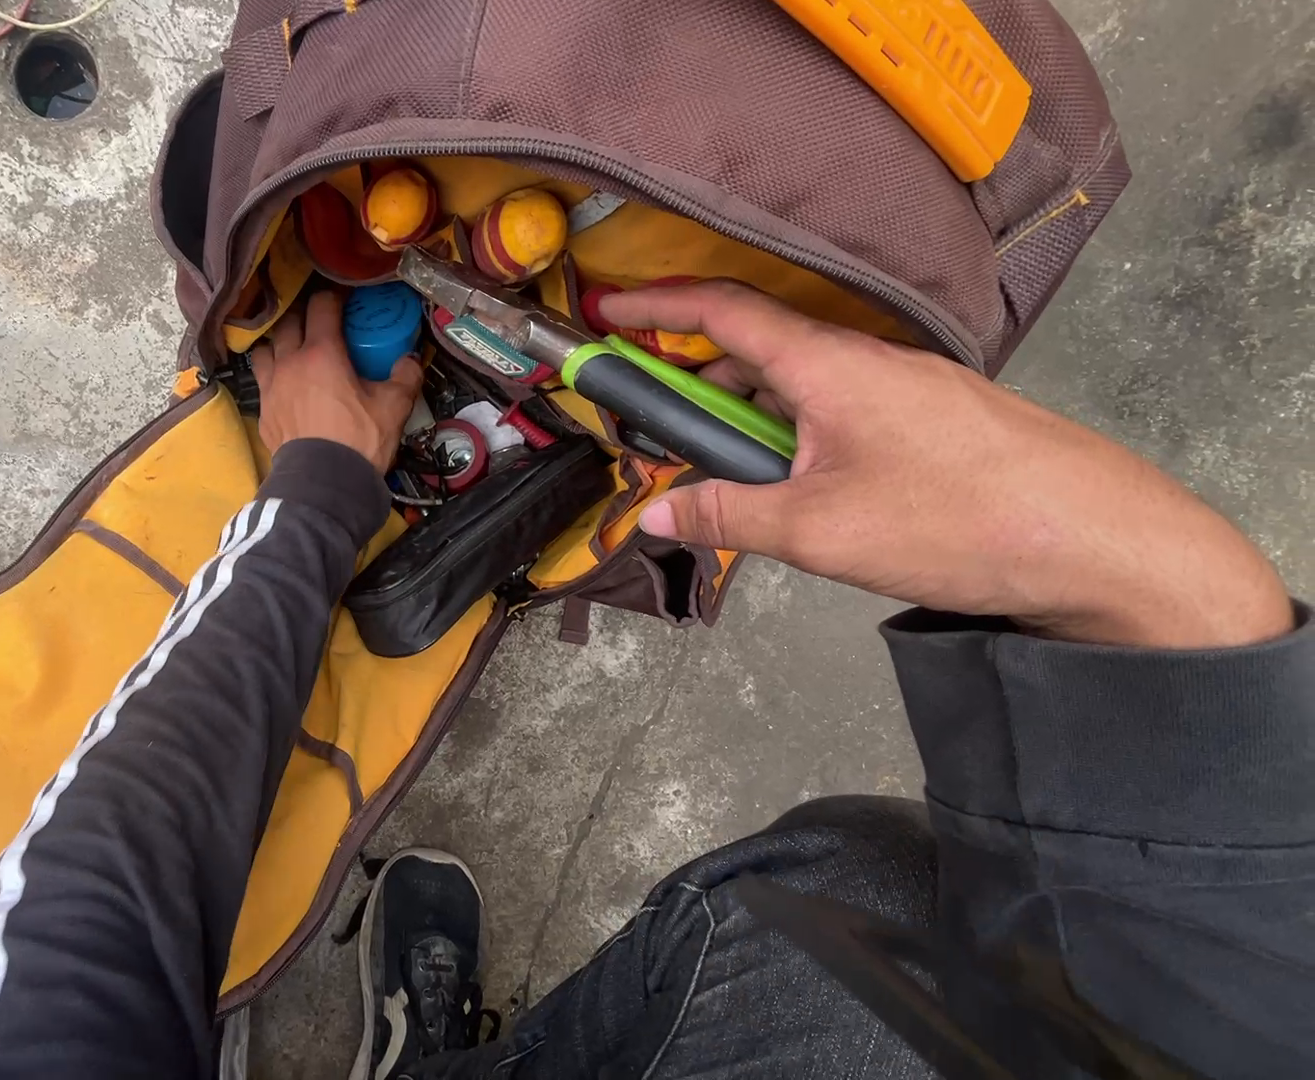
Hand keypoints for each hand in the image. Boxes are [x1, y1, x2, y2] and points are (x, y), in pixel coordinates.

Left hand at [250, 290, 422, 472]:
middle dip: (306, 315)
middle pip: (290, 321)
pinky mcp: (263, 412)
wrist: (323, 484)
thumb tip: (409, 360)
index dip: (335, 297)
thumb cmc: (358, 442)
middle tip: (322, 321)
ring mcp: (271, 387)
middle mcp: (290, 362)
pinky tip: (283, 383)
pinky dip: (271, 374)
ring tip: (294, 349)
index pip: (322, 306)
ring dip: (280, 342)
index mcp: (322, 353)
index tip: (345, 300)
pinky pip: (261, 380)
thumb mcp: (393, 408)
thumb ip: (405, 376)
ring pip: (266, 347)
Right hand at [600, 281, 1292, 647]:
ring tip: (725, 471)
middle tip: (661, 425)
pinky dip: (790, 430)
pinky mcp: (930, 417)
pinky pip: (835, 406)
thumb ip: (726, 515)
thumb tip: (654, 516)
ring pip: (797, 383)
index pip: (725, 313)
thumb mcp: (816, 530)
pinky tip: (793, 481)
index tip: (608, 309)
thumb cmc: (955, 525)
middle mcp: (867, 362)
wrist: (1109, 547)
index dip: (657, 306)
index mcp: (831, 368)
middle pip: (756, 349)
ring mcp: (905, 386)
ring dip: (745, 413)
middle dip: (695, 379)